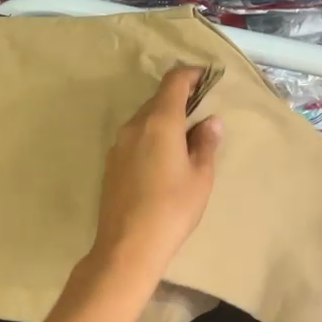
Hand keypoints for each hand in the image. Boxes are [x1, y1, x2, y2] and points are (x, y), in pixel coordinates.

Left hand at [90, 66, 223, 281]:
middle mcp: (136, 125)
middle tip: (200, 112)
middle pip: (158, 99)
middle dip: (179, 99)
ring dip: (164, 119)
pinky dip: (151, 136)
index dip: (190, 74)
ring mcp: (119, 145)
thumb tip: (210, 122)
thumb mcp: (201, 177)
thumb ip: (206, 144)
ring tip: (184, 139)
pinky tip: (162, 160)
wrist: (127, 248)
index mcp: (160, 121)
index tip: (206, 77)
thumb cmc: (172, 208)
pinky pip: (135, 137)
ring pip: (145, 119)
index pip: (174, 81)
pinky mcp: (111, 164)